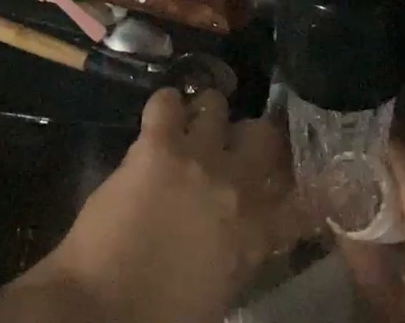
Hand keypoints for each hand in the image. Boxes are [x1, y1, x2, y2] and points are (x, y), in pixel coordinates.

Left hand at [0, 88, 299, 322]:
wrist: (103, 308)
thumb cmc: (164, 313)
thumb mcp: (222, 289)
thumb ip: (242, 250)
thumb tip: (246, 231)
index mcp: (256, 233)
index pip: (302, 198)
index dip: (300, 183)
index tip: (291, 179)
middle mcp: (236, 185)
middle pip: (265, 135)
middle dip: (255, 137)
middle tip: (238, 145)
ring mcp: (197, 158)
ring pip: (217, 105)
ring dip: (208, 114)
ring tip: (196, 124)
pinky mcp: (156, 145)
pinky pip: (166, 102)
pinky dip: (165, 103)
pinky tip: (162, 113)